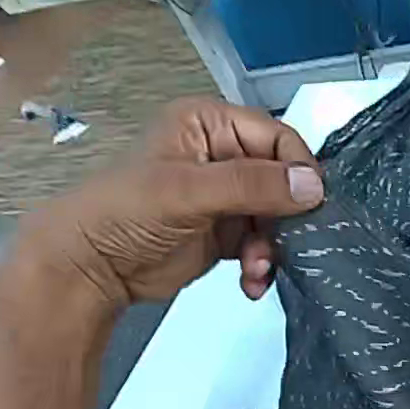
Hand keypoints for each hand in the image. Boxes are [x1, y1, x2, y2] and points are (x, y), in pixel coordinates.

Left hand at [7, 97, 324, 312]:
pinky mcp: (233, 232)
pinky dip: (265, 266)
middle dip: (286, 221)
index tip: (307, 206)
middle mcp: (226, 157)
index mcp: (212, 126)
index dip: (298, 171)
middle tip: (279, 246)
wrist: (95, 266)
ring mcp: (231, 197)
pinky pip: (269, 245)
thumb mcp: (188, 192)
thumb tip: (314, 186)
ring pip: (282, 220)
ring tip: (256, 270)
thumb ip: (251, 185)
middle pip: (286, 184)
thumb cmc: (125, 214)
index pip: (279, 139)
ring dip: (275, 250)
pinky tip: (250, 281)